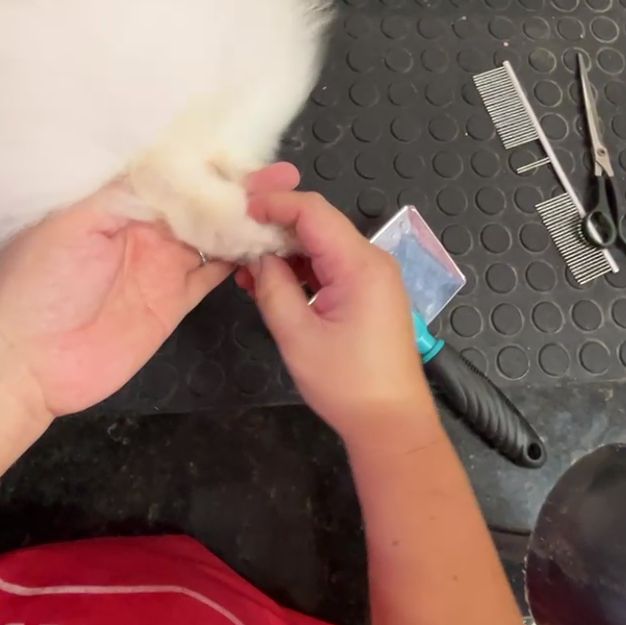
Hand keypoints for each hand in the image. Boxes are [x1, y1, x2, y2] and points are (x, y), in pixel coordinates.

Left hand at [0, 163, 301, 418]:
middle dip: (240, 187)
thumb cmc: (37, 282)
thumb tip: (175, 161)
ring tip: (286, 203)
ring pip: (215, 233)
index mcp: (117, 201)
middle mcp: (145, 228)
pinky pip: (214, 272)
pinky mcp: (176, 299)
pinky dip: (241, 258)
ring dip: (247, 219)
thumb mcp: (73, 221)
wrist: (26, 363)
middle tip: (283, 176)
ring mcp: (163, 264)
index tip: (248, 149)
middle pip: (201, 201)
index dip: (210, 162)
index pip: (173, 173)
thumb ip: (125, 192)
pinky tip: (267, 243)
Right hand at [240, 190, 441, 455]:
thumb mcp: (298, 336)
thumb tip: (258, 257)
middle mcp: (370, 260)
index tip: (239, 208)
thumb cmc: (347, 382)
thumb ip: (273, 289)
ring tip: (244, 264)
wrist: (391, 421)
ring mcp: (371, 276)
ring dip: (284, 250)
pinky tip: (268, 281)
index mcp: (359, 264)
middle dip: (275, 225)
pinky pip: (329, 267)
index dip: (274, 203)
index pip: (313, 212)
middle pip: (318, 224)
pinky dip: (299, 269)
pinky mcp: (366, 292)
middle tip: (235, 234)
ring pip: (321, 245)